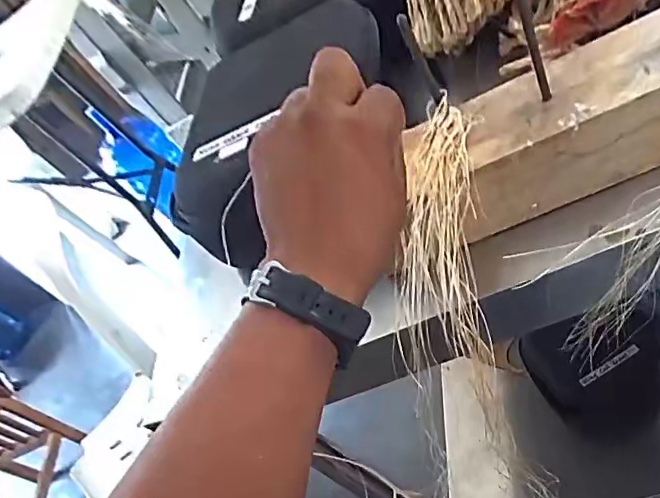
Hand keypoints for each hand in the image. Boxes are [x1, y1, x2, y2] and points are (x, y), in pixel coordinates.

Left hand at [249, 48, 406, 304]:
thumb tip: (382, 137)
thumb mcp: (396, 199)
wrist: (315, 272)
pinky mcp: (263, 143)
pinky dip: (292, 144)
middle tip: (349, 121)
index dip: (385, 117)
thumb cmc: (359, 245)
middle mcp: (324, 115)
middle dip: (346, 87)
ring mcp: (288, 126)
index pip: (383, 95)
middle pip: (334, 64)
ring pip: (304, 97)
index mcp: (367, 129)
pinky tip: (302, 175)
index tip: (382, 133)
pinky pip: (281, 127)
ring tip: (322, 162)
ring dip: (315, 120)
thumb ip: (389, 153)